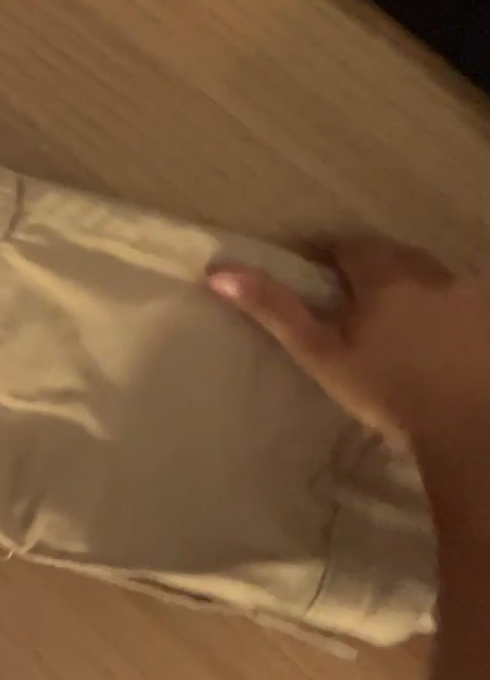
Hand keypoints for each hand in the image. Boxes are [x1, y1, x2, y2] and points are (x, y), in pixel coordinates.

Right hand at [208, 238, 489, 454]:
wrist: (472, 434)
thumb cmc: (385, 389)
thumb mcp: (316, 351)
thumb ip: (272, 307)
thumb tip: (217, 270)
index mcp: (389, 280)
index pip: (354, 245)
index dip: (330, 253)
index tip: (312, 273)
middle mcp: (439, 280)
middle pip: (399, 255)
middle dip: (372, 265)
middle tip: (346, 294)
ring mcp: (479, 304)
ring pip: (437, 277)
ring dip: (411, 284)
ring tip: (390, 315)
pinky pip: (465, 302)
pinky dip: (444, 307)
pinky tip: (434, 336)